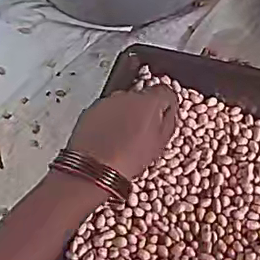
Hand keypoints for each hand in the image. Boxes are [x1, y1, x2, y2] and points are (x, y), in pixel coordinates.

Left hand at [63, 85, 177, 180]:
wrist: (96, 168)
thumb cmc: (128, 158)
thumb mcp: (160, 143)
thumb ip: (168, 121)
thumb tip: (168, 111)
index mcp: (148, 102)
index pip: (164, 91)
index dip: (166, 104)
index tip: (164, 113)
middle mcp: (126, 96)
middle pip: (141, 97)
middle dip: (143, 112)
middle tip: (142, 133)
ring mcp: (106, 102)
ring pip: (122, 104)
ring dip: (124, 116)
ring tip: (123, 140)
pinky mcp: (91, 110)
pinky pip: (105, 112)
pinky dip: (107, 121)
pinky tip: (108, 139)